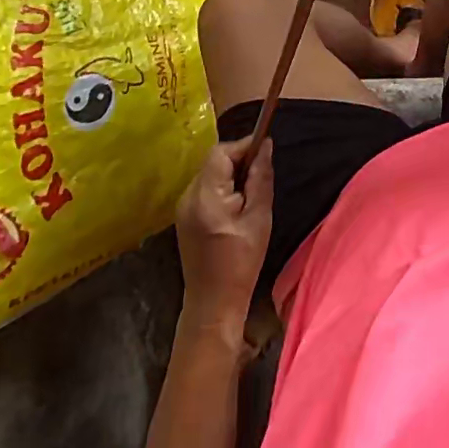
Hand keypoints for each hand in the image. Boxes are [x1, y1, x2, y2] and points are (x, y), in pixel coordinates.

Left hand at [174, 137, 272, 332]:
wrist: (213, 303)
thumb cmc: (241, 261)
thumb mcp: (259, 217)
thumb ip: (261, 178)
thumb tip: (266, 145)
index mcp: (205, 195)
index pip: (221, 152)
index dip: (244, 146)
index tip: (265, 151)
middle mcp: (188, 195)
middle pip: (214, 161)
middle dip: (239, 161)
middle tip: (261, 177)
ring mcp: (182, 206)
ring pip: (210, 174)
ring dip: (231, 175)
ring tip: (250, 195)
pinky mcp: (183, 215)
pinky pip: (204, 188)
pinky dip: (221, 188)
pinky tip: (235, 208)